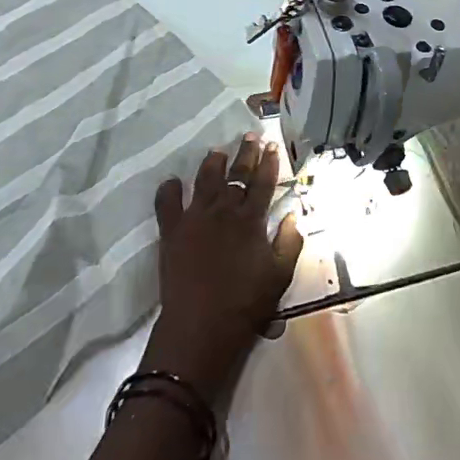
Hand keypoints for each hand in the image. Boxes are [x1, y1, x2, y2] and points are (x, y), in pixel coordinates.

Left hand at [142, 134, 302, 396]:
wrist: (202, 323)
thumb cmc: (246, 304)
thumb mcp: (280, 276)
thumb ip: (289, 243)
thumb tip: (292, 215)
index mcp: (250, 220)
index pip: (262, 183)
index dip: (269, 163)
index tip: (272, 145)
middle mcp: (222, 210)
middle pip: (236, 175)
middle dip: (245, 153)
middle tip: (250, 135)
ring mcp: (194, 217)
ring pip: (204, 180)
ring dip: (212, 163)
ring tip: (217, 152)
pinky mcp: (171, 230)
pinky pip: (166, 202)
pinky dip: (169, 189)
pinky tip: (173, 181)